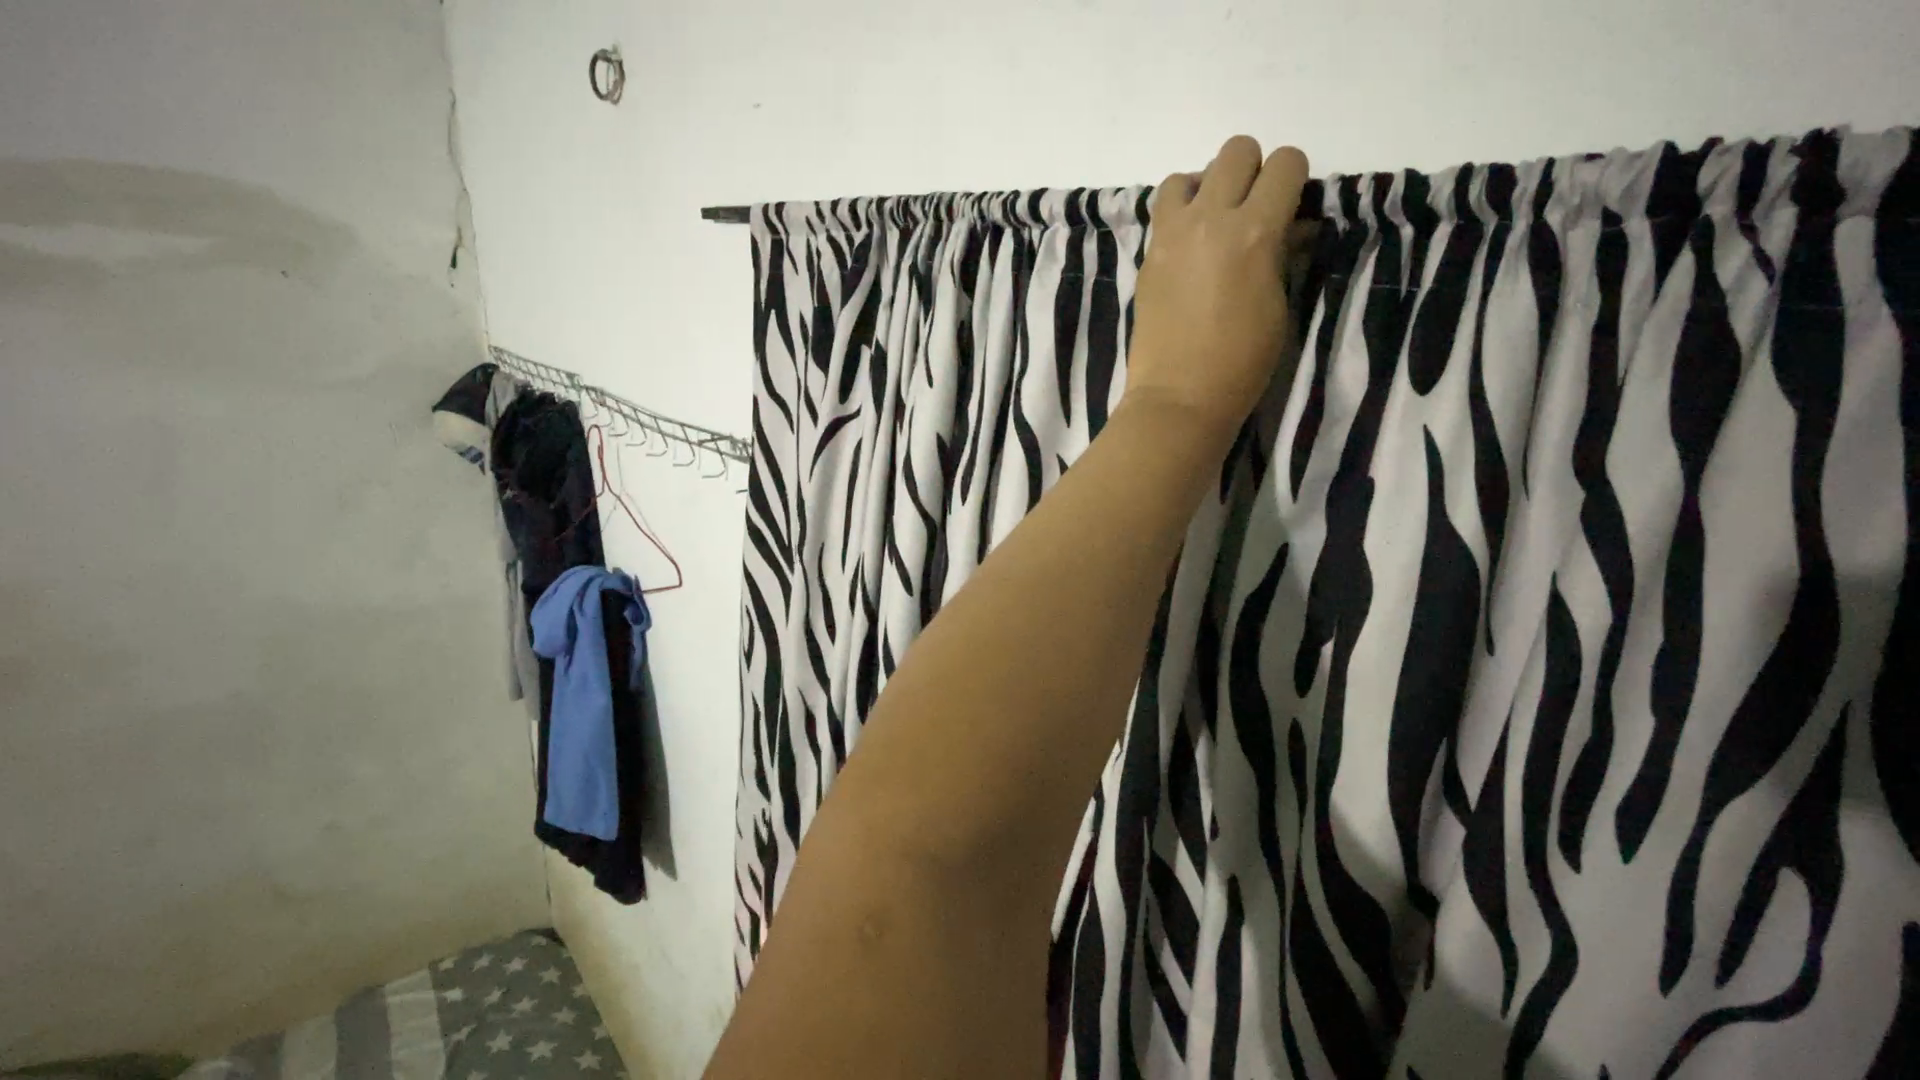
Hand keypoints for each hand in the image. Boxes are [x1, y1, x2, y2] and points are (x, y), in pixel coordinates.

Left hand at [1123, 136, 1310, 440]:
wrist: (1179, 396)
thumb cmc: (1242, 361)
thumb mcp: (1279, 304)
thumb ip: (1282, 253)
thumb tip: (1288, 226)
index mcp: (1254, 231)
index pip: (1285, 162)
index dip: (1293, 180)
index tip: (1290, 210)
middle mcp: (1210, 219)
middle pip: (1236, 151)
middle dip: (1252, 173)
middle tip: (1252, 214)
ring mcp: (1171, 235)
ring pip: (1188, 174)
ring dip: (1206, 189)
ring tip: (1213, 227)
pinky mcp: (1148, 255)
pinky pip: (1164, 210)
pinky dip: (1180, 215)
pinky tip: (1190, 250)